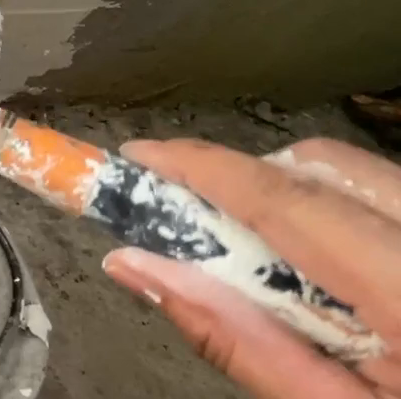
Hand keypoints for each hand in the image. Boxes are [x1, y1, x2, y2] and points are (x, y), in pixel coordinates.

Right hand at [102, 137, 400, 397]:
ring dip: (303, 200)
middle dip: (251, 177)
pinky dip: (355, 221)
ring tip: (287, 268)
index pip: (286, 201)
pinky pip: (400, 206)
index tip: (130, 159)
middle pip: (331, 168)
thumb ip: (243, 343)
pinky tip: (354, 283)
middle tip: (205, 224)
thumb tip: (129, 264)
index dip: (196, 166)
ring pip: (372, 181)